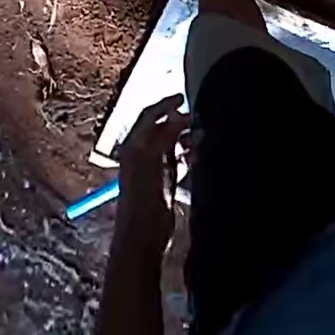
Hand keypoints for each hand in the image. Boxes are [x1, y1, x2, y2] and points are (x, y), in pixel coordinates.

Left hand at [114, 95, 189, 254]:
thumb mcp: (153, 162)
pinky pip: (177, 162)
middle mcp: (141, 154)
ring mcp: (153, 169)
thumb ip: (163, 137)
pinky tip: (198, 155)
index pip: (149, 117)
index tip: (183, 98)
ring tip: (201, 136)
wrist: (143, 236)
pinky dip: (187, 156)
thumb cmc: (144, 198)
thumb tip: (176, 115)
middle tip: (197, 117)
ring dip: (184, 138)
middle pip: (160, 129)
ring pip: (170, 145)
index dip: (164, 105)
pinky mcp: (164, 183)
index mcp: (133, 146)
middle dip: (177, 121)